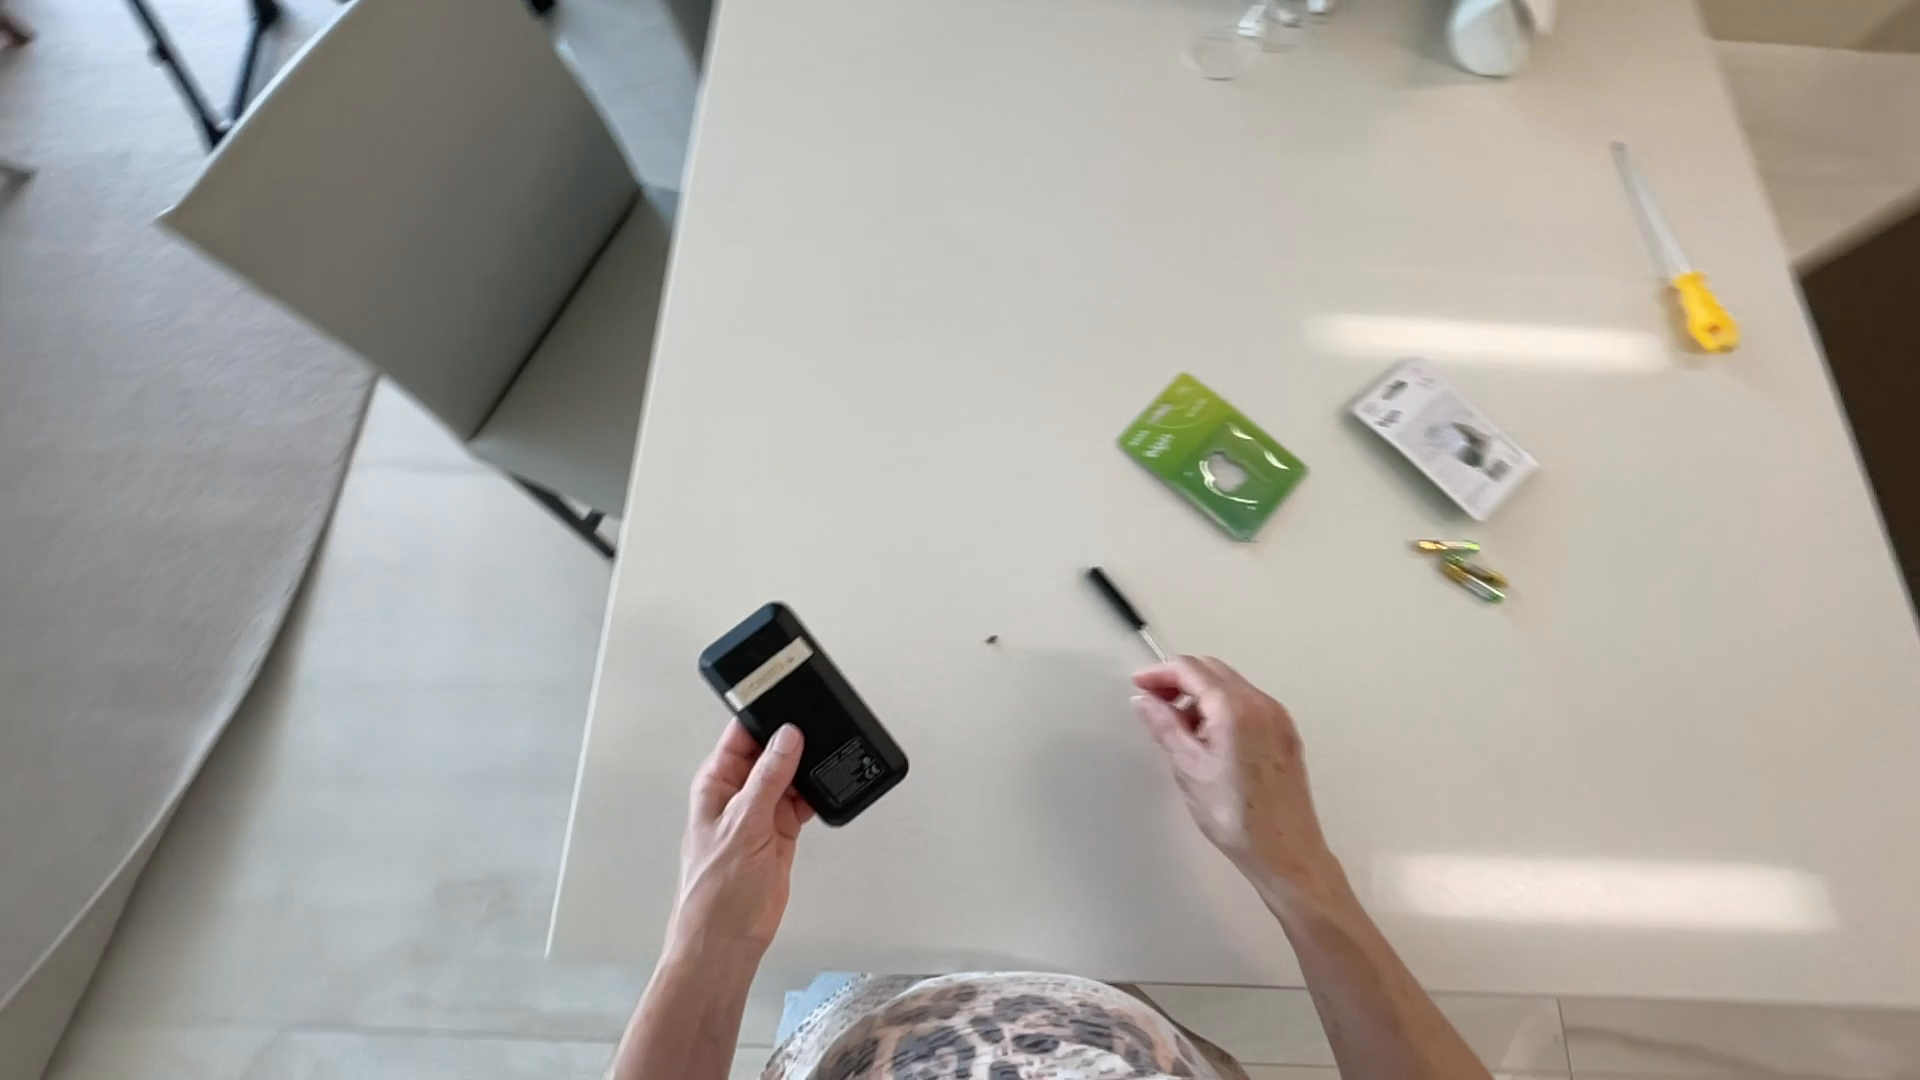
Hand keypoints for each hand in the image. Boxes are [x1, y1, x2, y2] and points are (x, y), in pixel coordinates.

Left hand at [668, 721, 813, 963]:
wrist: (729, 940)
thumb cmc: (716, 890)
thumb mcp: (745, 823)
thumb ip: (770, 777)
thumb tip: (787, 737)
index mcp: (718, 782)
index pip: (741, 734)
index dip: (764, 716)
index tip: (790, 703)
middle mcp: (739, 791)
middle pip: (771, 750)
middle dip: (793, 741)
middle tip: (818, 729)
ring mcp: (761, 810)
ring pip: (790, 773)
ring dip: (807, 768)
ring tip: (826, 758)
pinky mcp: (781, 828)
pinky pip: (802, 798)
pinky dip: (815, 794)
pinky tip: (826, 788)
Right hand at [1133, 656, 1336, 890]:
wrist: (1285, 853)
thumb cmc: (1235, 816)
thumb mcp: (1188, 768)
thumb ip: (1164, 726)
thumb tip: (1144, 700)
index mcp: (1234, 708)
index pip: (1190, 669)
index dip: (1159, 673)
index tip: (1139, 685)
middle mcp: (1261, 703)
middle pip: (1212, 669)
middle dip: (1179, 679)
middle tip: (1153, 701)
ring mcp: (1277, 717)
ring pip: (1230, 684)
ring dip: (1200, 693)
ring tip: (1179, 725)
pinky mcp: (1285, 733)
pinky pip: (1247, 702)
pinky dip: (1221, 706)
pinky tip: (1208, 736)